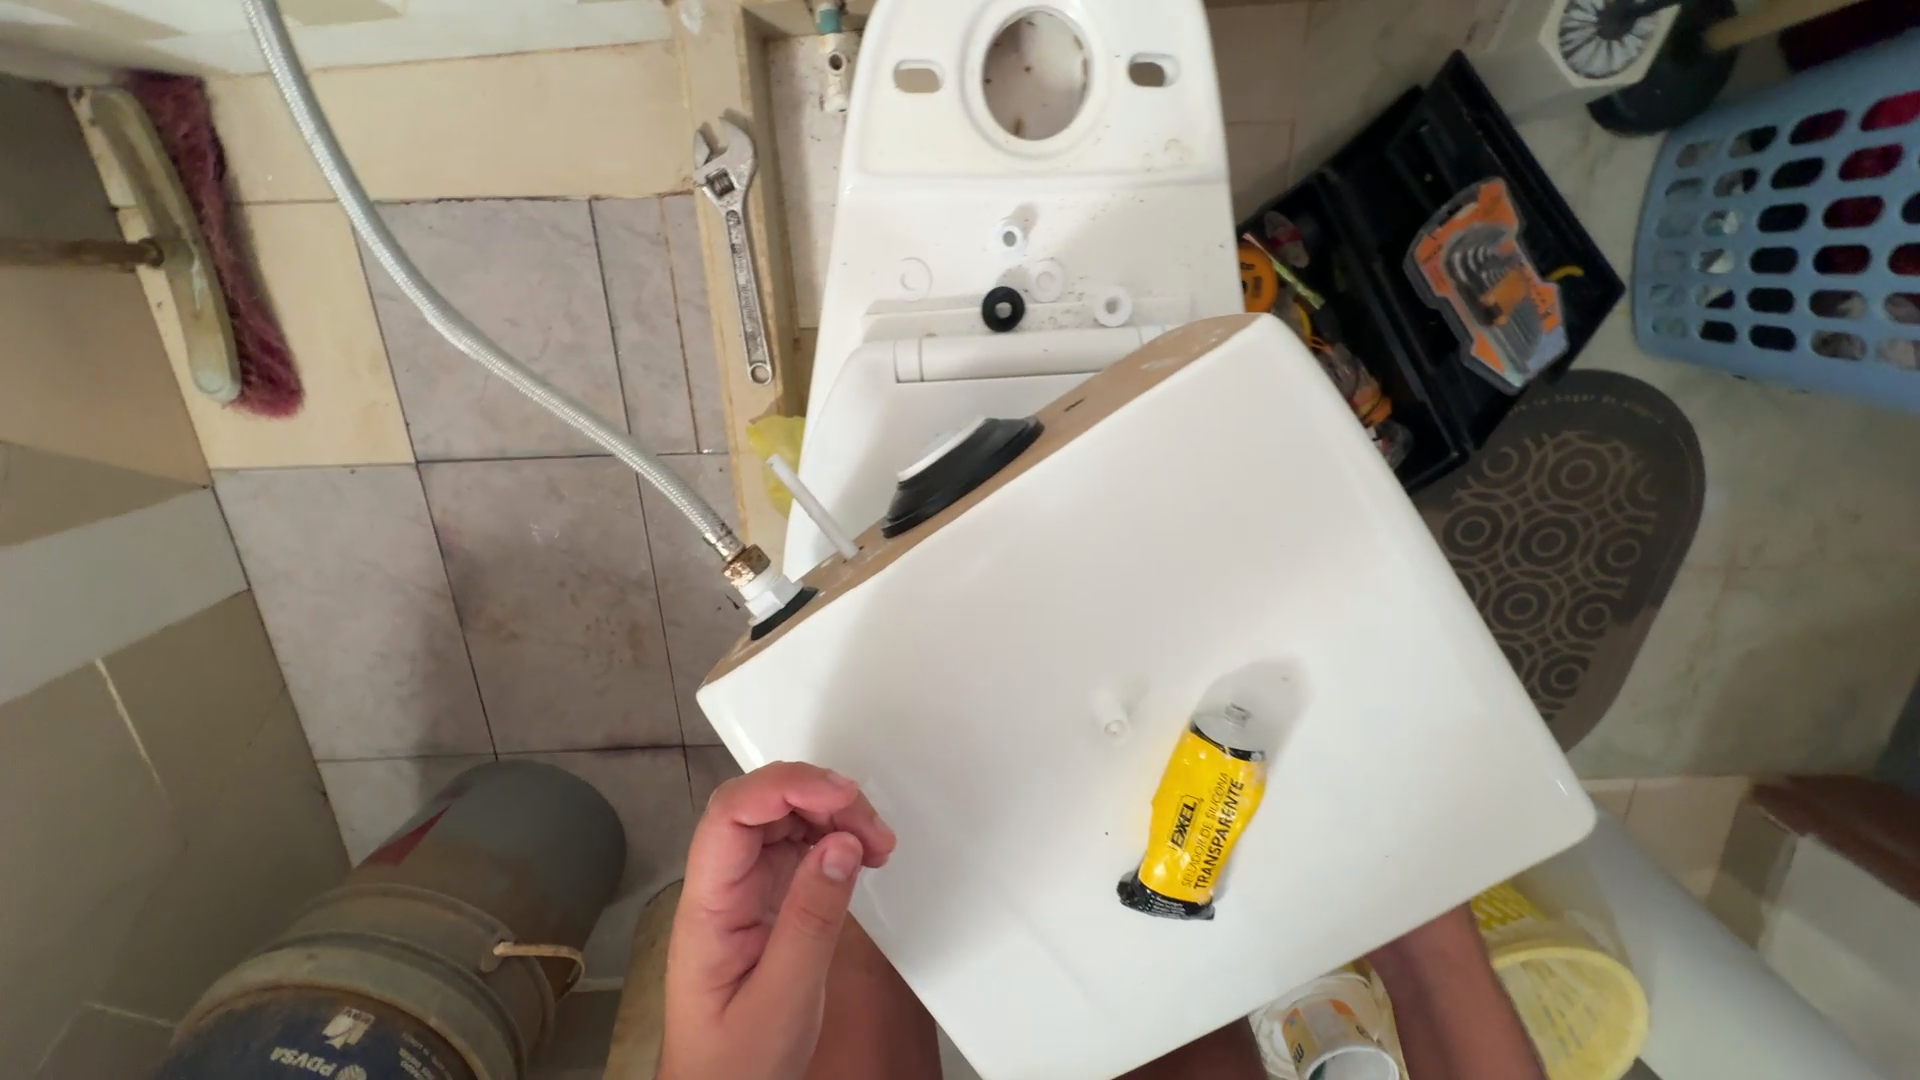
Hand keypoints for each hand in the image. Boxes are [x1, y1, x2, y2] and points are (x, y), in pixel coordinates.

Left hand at [657, 762, 896, 1079]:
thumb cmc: (736, 1065)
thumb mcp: (781, 1002)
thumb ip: (811, 921)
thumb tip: (841, 845)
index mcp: (708, 905)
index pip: (732, 814)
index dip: (786, 787)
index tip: (841, 794)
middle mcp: (723, 883)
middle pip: (762, 803)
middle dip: (821, 797)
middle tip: (870, 826)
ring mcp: (746, 884)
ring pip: (784, 815)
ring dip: (834, 813)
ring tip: (875, 842)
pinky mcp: (771, 892)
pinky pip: (801, 840)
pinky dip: (836, 835)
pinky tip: (861, 852)